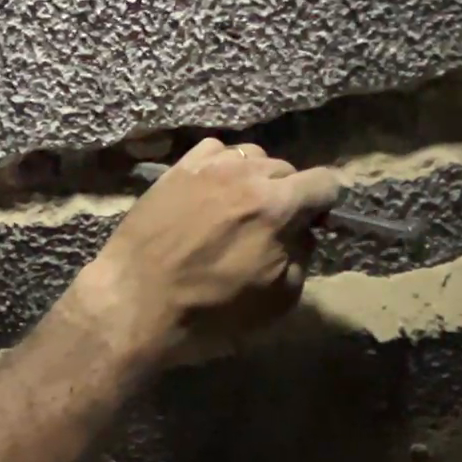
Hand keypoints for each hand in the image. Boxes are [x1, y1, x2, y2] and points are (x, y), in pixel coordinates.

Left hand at [60, 138, 340, 362]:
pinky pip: (214, 151)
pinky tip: (212, 191)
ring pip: (250, 155)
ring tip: (239, 208)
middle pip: (286, 169)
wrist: (136, 298)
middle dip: (288, 194)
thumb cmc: (210, 311)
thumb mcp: (277, 301)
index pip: (324, 182)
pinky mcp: (176, 167)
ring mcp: (207, 165)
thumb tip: (302, 231)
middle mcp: (244, 174)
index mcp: (275, 206)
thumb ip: (300, 256)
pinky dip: (222, 166)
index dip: (325, 203)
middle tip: (272, 225)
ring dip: (254, 177)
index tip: (314, 221)